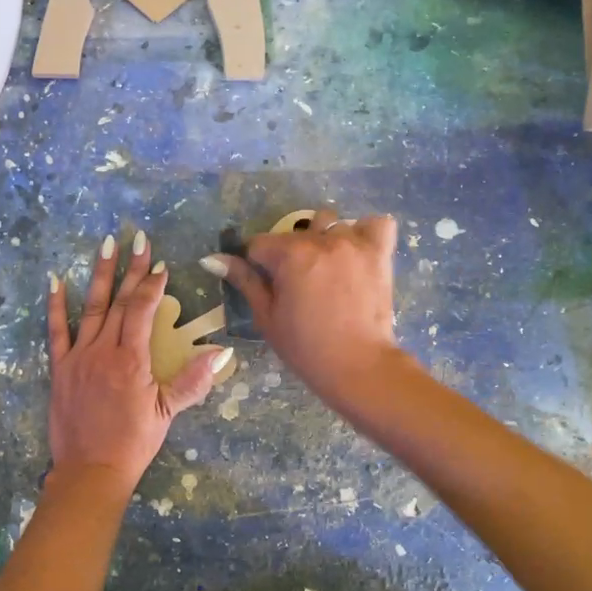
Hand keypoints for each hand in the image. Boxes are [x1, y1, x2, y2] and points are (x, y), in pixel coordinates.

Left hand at [46, 231, 233, 491]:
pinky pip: (56, 330)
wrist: (90, 470)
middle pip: (119, 302)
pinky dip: (56, 305)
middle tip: (138, 239)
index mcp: (131, 360)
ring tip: (106, 246)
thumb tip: (221, 353)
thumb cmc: (133, 444)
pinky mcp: (60, 368)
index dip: (151, 285)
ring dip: (100, 275)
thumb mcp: (168, 413)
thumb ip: (193, 381)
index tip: (160, 265)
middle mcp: (103, 350)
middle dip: (131, 270)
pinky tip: (56, 280)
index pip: (142, 311)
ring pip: (91, 308)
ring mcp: (78, 357)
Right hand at [201, 208, 401, 410]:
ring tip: (325, 268)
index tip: (263, 284)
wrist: (358, 366)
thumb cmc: (305, 347)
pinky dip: (364, 232)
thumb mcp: (266, 315)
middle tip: (295, 286)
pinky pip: (376, 224)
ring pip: (330, 223)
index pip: (258, 244)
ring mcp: (355, 244)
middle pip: (292, 233)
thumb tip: (211, 258)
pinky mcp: (379, 253)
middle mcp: (322, 240)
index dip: (254, 263)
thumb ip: (244, 280)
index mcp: (290, 255)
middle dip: (287, 254)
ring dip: (322, 239)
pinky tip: (355, 252)